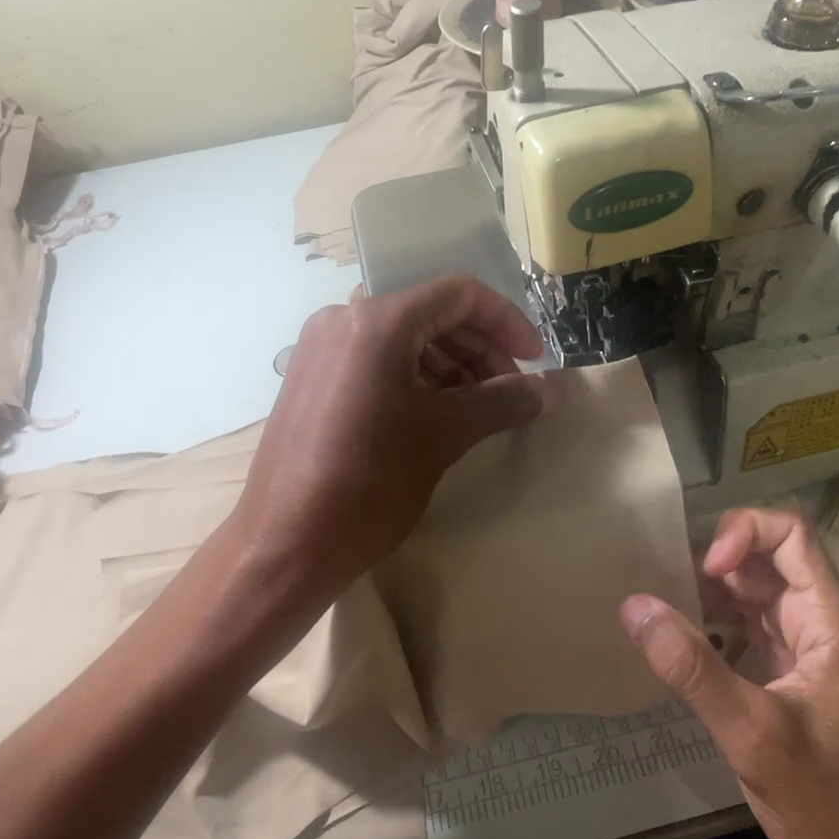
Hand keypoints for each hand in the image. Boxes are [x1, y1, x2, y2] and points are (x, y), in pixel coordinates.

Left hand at [234, 275, 556, 595]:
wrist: (285, 544)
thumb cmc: (370, 483)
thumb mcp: (445, 435)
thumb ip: (504, 401)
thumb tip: (553, 390)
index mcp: (377, 321)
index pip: (459, 295)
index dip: (507, 322)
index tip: (535, 361)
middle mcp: (342, 319)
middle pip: (431, 312)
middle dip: (479, 347)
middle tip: (509, 389)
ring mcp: (319, 347)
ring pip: (402, 336)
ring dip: (449, 363)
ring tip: (477, 406)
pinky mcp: (309, 376)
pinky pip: (374, 357)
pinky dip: (413, 375)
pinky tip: (435, 412)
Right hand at [621, 508, 838, 838]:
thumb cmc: (828, 800)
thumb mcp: (754, 734)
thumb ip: (694, 668)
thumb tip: (634, 604)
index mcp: (831, 622)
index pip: (792, 536)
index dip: (745, 532)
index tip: (704, 569)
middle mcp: (822, 625)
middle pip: (770, 559)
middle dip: (717, 562)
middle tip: (663, 582)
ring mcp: (809, 653)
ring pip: (758, 595)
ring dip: (712, 594)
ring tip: (662, 606)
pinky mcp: (793, 680)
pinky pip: (752, 630)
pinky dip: (716, 625)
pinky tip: (681, 641)